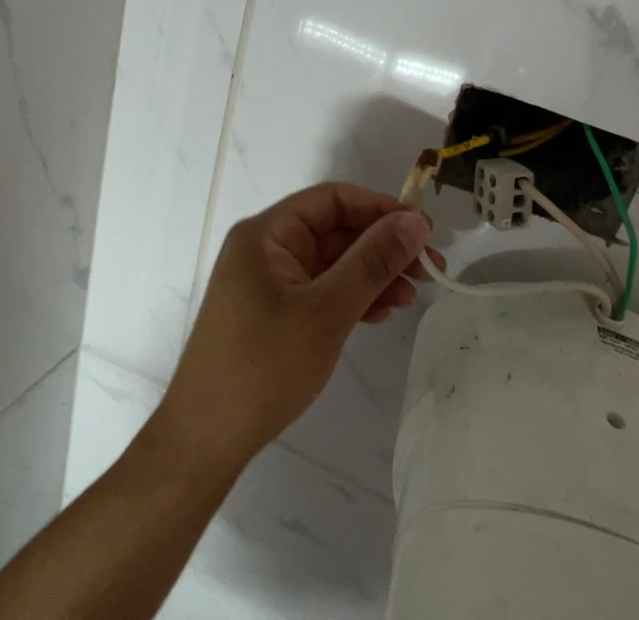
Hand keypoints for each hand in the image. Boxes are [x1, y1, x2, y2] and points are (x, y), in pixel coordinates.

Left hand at [152, 183, 440, 469]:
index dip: (380, 208)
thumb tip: (416, 223)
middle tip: (430, 270)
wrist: (207, 436)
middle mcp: (267, 251)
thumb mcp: (326, 310)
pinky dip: (354, 298)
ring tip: (411, 298)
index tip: (424, 230)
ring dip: (374, 275)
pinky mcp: (277, 315)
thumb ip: (372, 262)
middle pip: (336, 232)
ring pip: (334, 264)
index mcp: (267, 235)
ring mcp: (271, 285)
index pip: (332, 200)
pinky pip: (324, 292)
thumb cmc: (263, 366)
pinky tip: (382, 314)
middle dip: (383, 247)